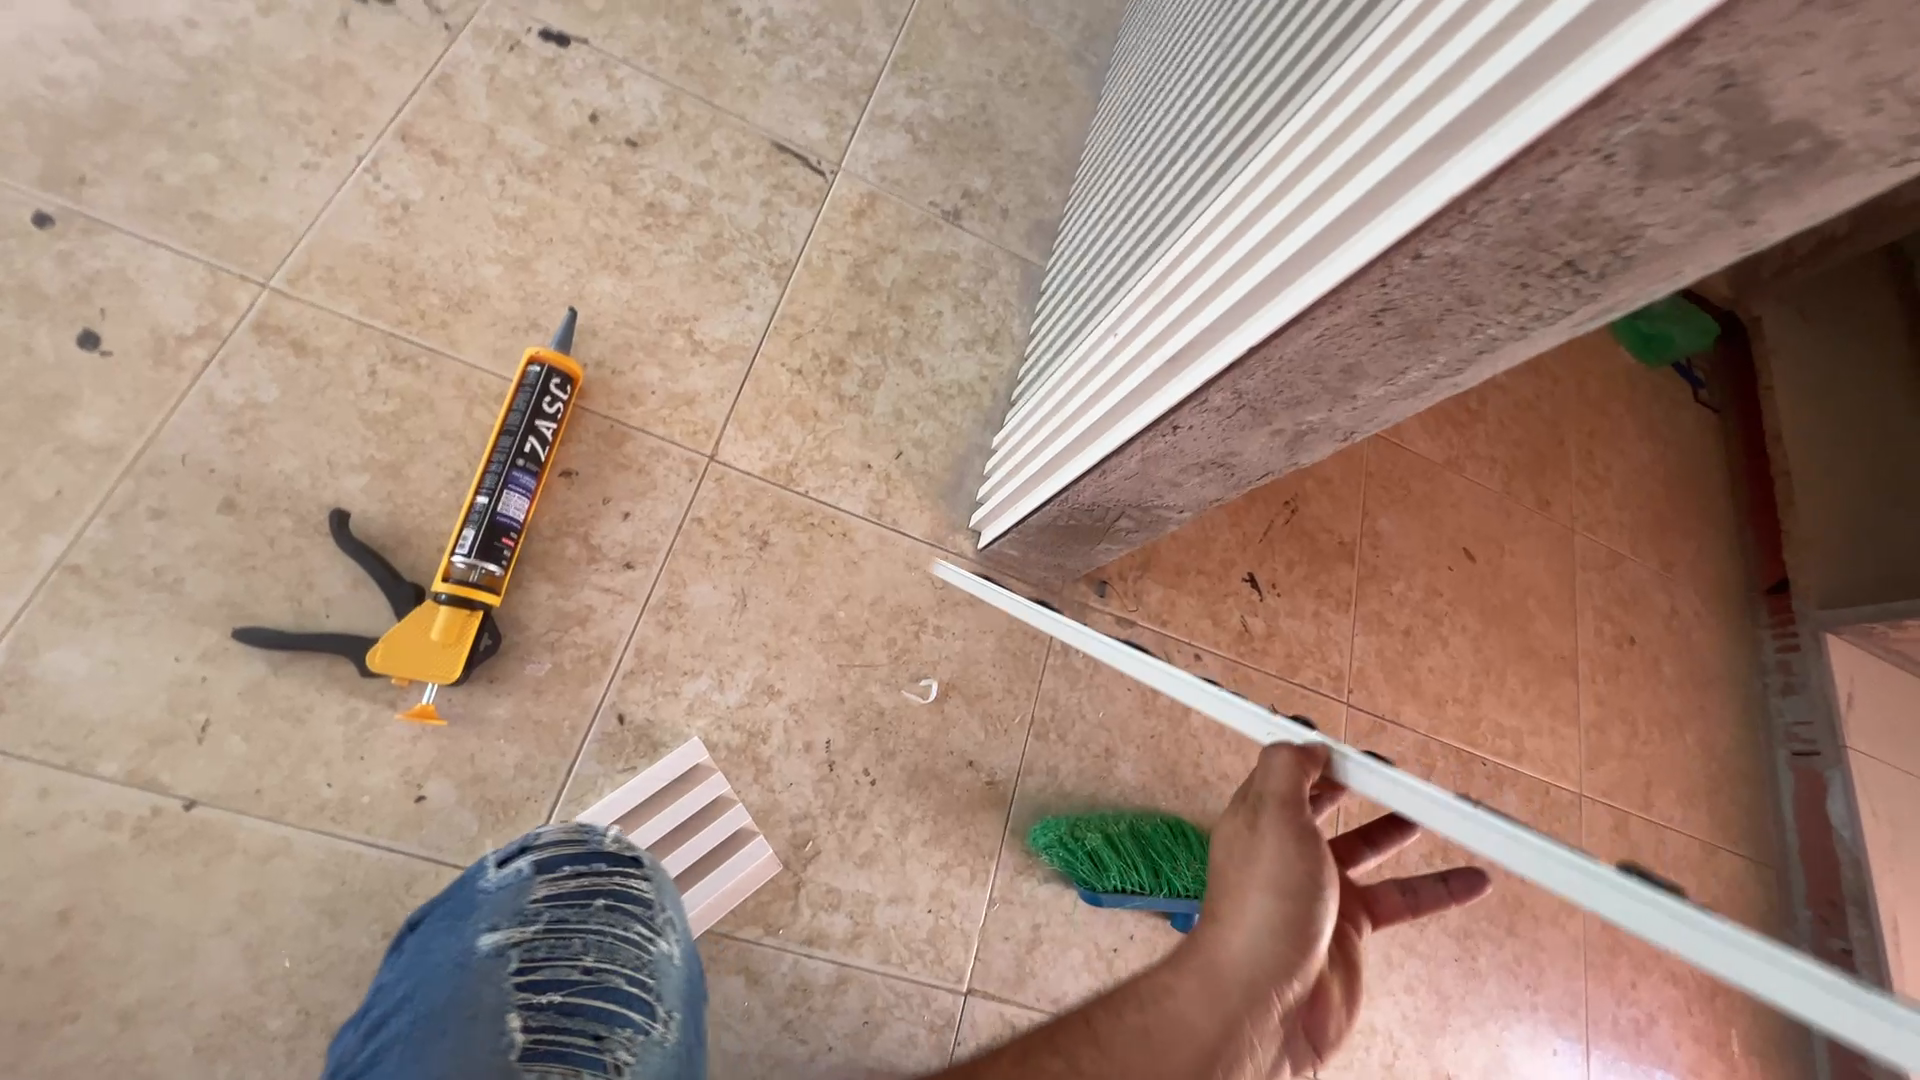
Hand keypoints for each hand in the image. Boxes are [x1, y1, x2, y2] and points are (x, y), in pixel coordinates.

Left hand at [1183, 742, 1492, 1076]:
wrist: (1267, 997)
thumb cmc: (1263, 903)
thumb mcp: (1271, 815)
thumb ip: (1288, 770)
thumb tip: (1306, 744)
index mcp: (1258, 817)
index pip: (1285, 773)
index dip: (1314, 754)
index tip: (1345, 740)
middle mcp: (1284, 849)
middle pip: (1324, 804)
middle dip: (1356, 784)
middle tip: (1394, 770)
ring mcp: (1317, 889)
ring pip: (1365, 848)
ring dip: (1396, 829)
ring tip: (1432, 808)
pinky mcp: (1348, 930)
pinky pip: (1399, 899)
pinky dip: (1437, 888)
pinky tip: (1475, 879)